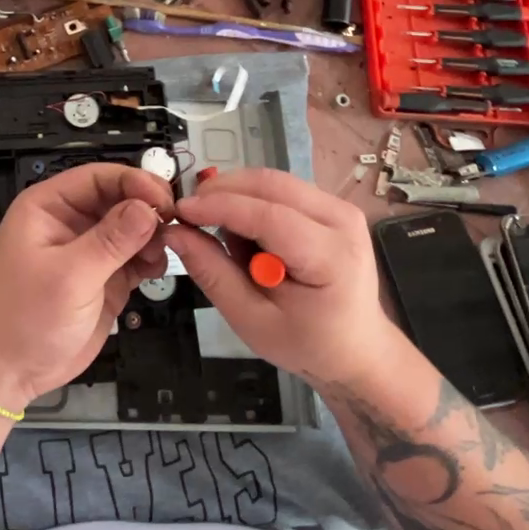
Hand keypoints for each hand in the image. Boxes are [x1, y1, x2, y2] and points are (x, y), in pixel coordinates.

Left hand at [0, 163, 174, 410]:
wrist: (6, 372)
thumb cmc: (23, 317)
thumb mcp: (68, 276)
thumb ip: (110, 241)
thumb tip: (147, 207)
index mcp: (50, 207)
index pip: (98, 177)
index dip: (132, 181)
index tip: (163, 198)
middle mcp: (71, 222)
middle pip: (119, 199)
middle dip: (147, 208)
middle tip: (174, 224)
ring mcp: (89, 251)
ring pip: (132, 227)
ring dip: (152, 235)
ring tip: (163, 252)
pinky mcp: (104, 279)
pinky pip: (134, 256)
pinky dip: (150, 258)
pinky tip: (157, 268)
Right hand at [162, 169, 397, 387]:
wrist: (354, 348)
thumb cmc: (305, 342)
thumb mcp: (251, 320)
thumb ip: (213, 274)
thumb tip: (174, 232)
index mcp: (332, 258)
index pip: (270, 216)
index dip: (221, 207)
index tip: (180, 210)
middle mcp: (343, 221)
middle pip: (271, 185)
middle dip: (222, 192)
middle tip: (189, 215)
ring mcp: (340, 207)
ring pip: (272, 181)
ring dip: (236, 197)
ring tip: (226, 238)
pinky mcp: (331, 204)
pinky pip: (280, 188)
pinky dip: (252, 201)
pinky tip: (247, 234)